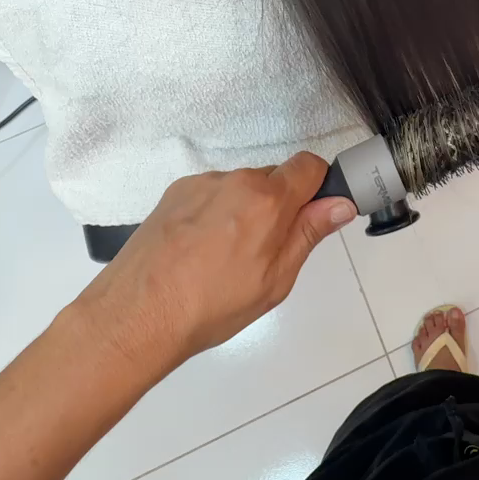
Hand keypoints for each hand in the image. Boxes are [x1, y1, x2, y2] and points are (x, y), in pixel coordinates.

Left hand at [79, 154, 357, 367]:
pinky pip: (212, 193)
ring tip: (224, 256)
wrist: (136, 315)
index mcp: (268, 200)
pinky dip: (216, 212)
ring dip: (246, 209)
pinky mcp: (176, 191)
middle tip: (265, 250)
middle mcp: (237, 179)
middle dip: (280, 204)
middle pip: (274, 178)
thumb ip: (308, 234)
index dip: (317, 186)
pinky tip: (199, 249)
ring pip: (242, 187)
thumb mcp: (274, 280)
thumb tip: (342, 203)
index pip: (309, 165)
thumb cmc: (213, 306)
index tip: (312, 215)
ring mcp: (202, 182)